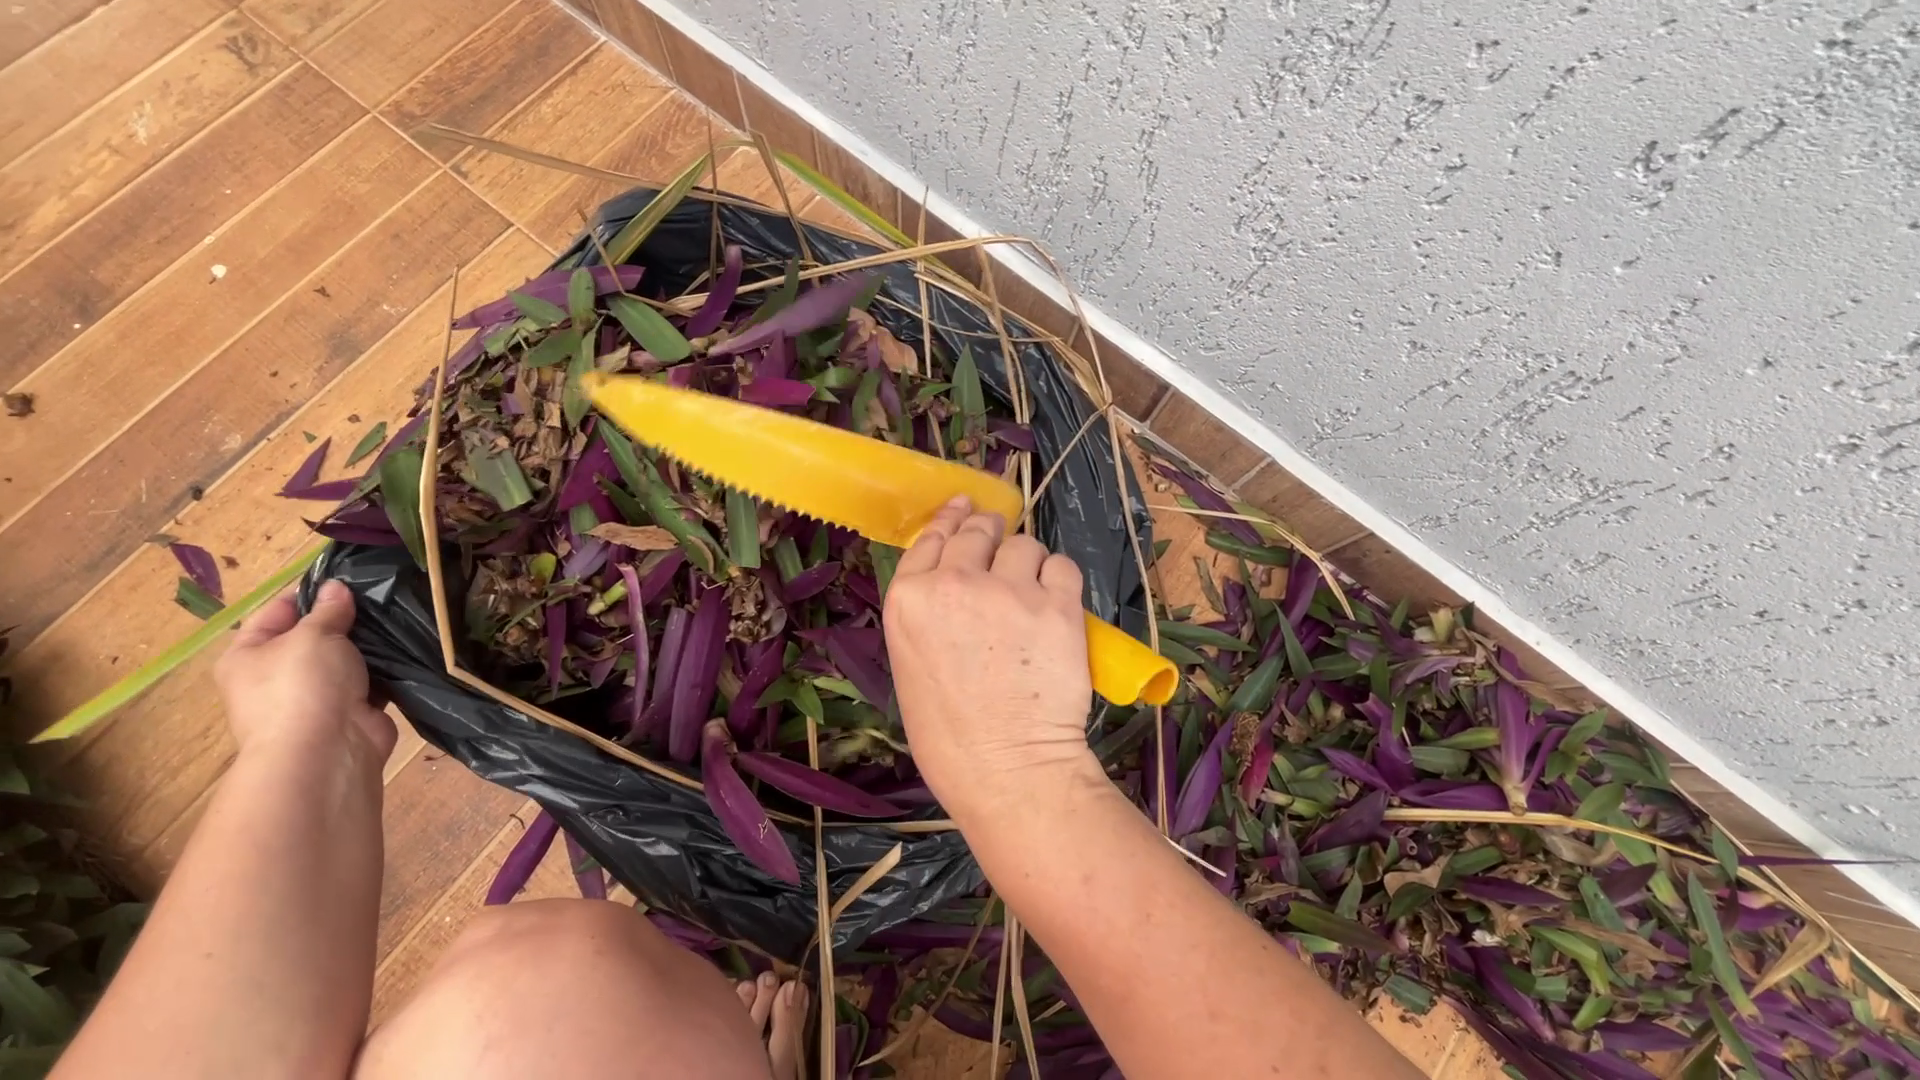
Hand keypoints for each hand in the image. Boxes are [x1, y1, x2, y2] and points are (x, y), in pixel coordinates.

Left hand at [214, 580, 396, 766]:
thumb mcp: (312, 635)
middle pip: (315, 635)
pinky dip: (387, 669)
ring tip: (403, 616)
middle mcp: (277, 675)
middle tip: (384, 596)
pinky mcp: (352, 710)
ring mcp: (315, 695)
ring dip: (370, 644)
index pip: (278, 610)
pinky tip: (410, 648)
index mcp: (249, 654)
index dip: (311, 592)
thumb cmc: (301, 685)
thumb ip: (328, 609)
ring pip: (347, 659)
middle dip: (347, 619)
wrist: (326, 750)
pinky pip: (371, 681)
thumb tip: (336, 587)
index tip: (350, 578)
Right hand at [883, 497, 1098, 824]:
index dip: (951, 519)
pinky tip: (1055, 605)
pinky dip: (1059, 581)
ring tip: (1031, 597)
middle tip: (1001, 551)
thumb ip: (927, 613)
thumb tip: (955, 583)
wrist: (1005, 769)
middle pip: (979, 530)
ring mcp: (1008, 590)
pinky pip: (1062, 566)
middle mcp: (955, 583)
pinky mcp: (1057, 605)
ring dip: (1027, 563)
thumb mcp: (911, 664)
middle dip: (990, 533)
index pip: (932, 537)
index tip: (964, 508)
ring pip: (1025, 544)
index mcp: (909, 600)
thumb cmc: (948, 736)